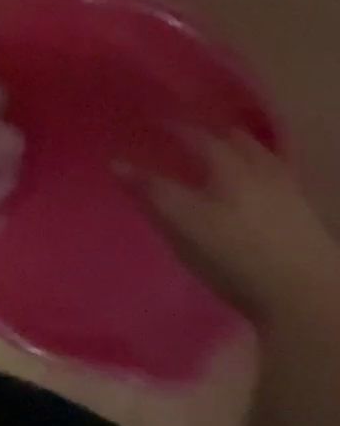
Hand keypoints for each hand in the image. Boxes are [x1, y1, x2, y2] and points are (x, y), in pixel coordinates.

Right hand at [121, 129, 339, 324]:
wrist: (310, 303)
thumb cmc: (235, 255)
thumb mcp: (181, 221)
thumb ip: (149, 189)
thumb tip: (116, 162)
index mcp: (233, 170)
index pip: (200, 137)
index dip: (175, 127)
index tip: (152, 122)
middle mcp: (265, 177)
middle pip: (244, 146)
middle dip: (219, 136)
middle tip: (195, 134)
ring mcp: (292, 201)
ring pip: (267, 165)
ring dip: (246, 155)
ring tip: (226, 156)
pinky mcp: (307, 225)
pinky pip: (280, 186)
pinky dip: (263, 177)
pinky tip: (253, 189)